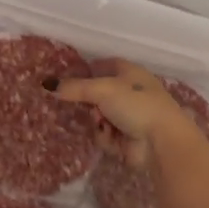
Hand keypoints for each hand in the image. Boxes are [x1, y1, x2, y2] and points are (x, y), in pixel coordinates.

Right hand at [49, 58, 190, 169]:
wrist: (162, 141)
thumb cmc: (136, 104)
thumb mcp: (102, 90)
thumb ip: (74, 87)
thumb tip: (47, 84)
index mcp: (128, 72)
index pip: (101, 66)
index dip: (84, 71)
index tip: (64, 79)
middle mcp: (128, 93)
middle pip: (96, 94)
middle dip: (87, 102)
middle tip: (80, 105)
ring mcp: (128, 117)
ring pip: (97, 116)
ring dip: (97, 121)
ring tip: (102, 123)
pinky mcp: (125, 139)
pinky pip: (104, 134)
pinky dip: (106, 136)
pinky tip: (114, 138)